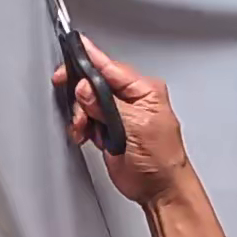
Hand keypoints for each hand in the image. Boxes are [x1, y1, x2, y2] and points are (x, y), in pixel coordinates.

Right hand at [51, 37, 191, 203]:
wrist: (158, 189)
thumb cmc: (160, 161)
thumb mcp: (134, 127)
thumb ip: (106, 105)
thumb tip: (85, 88)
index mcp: (145, 90)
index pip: (111, 67)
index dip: (90, 60)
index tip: (75, 47)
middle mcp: (132, 99)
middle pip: (95, 84)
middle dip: (82, 98)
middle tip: (79, 110)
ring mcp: (120, 114)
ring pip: (88, 102)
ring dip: (82, 116)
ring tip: (88, 130)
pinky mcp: (111, 129)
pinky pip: (88, 118)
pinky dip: (83, 127)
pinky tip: (88, 135)